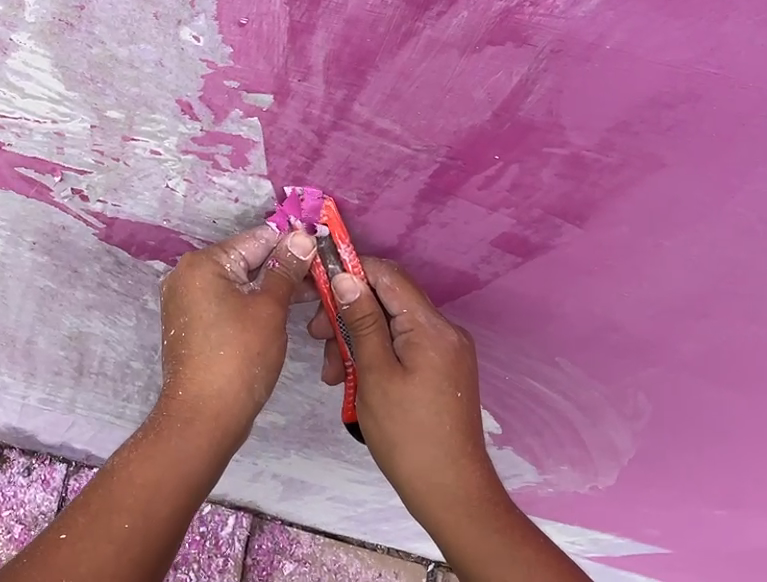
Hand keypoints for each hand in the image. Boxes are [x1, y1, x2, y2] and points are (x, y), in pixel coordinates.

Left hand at [157, 224, 316, 446]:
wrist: (203, 418)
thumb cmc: (239, 359)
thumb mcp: (269, 309)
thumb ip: (286, 270)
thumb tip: (303, 236)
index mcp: (203, 263)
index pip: (256, 240)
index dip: (293, 242)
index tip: (324, 245)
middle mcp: (189, 274)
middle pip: (247, 259)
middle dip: (284, 266)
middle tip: (324, 273)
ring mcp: (187, 299)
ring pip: (239, 282)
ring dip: (273, 286)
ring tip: (313, 292)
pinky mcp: (193, 322)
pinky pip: (228, 301)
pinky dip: (254, 302)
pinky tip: (284, 308)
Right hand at [307, 258, 502, 534]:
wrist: (452, 495)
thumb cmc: (407, 435)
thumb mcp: (374, 374)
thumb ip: (361, 321)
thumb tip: (344, 276)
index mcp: (431, 327)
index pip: (387, 275)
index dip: (349, 271)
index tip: (315, 285)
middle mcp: (444, 331)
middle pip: (387, 299)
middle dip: (348, 312)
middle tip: (316, 337)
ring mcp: (445, 352)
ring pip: (391, 324)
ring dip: (356, 338)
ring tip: (332, 372)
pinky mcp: (441, 370)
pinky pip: (402, 345)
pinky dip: (374, 354)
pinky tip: (352, 380)